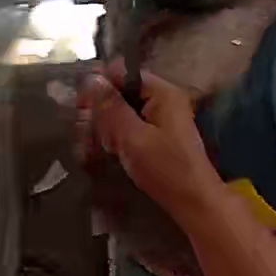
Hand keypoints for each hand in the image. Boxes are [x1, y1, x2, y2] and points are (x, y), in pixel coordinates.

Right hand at [85, 69, 228, 225]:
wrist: (193, 203)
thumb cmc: (166, 169)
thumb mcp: (133, 137)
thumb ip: (111, 107)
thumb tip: (91, 79)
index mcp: (161, 93)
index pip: (121, 72)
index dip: (98, 85)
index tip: (81, 107)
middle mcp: (161, 100)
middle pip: (118, 92)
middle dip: (98, 111)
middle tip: (86, 134)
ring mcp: (158, 119)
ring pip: (119, 112)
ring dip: (102, 128)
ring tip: (93, 149)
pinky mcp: (154, 136)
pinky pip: (126, 128)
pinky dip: (113, 138)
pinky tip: (104, 154)